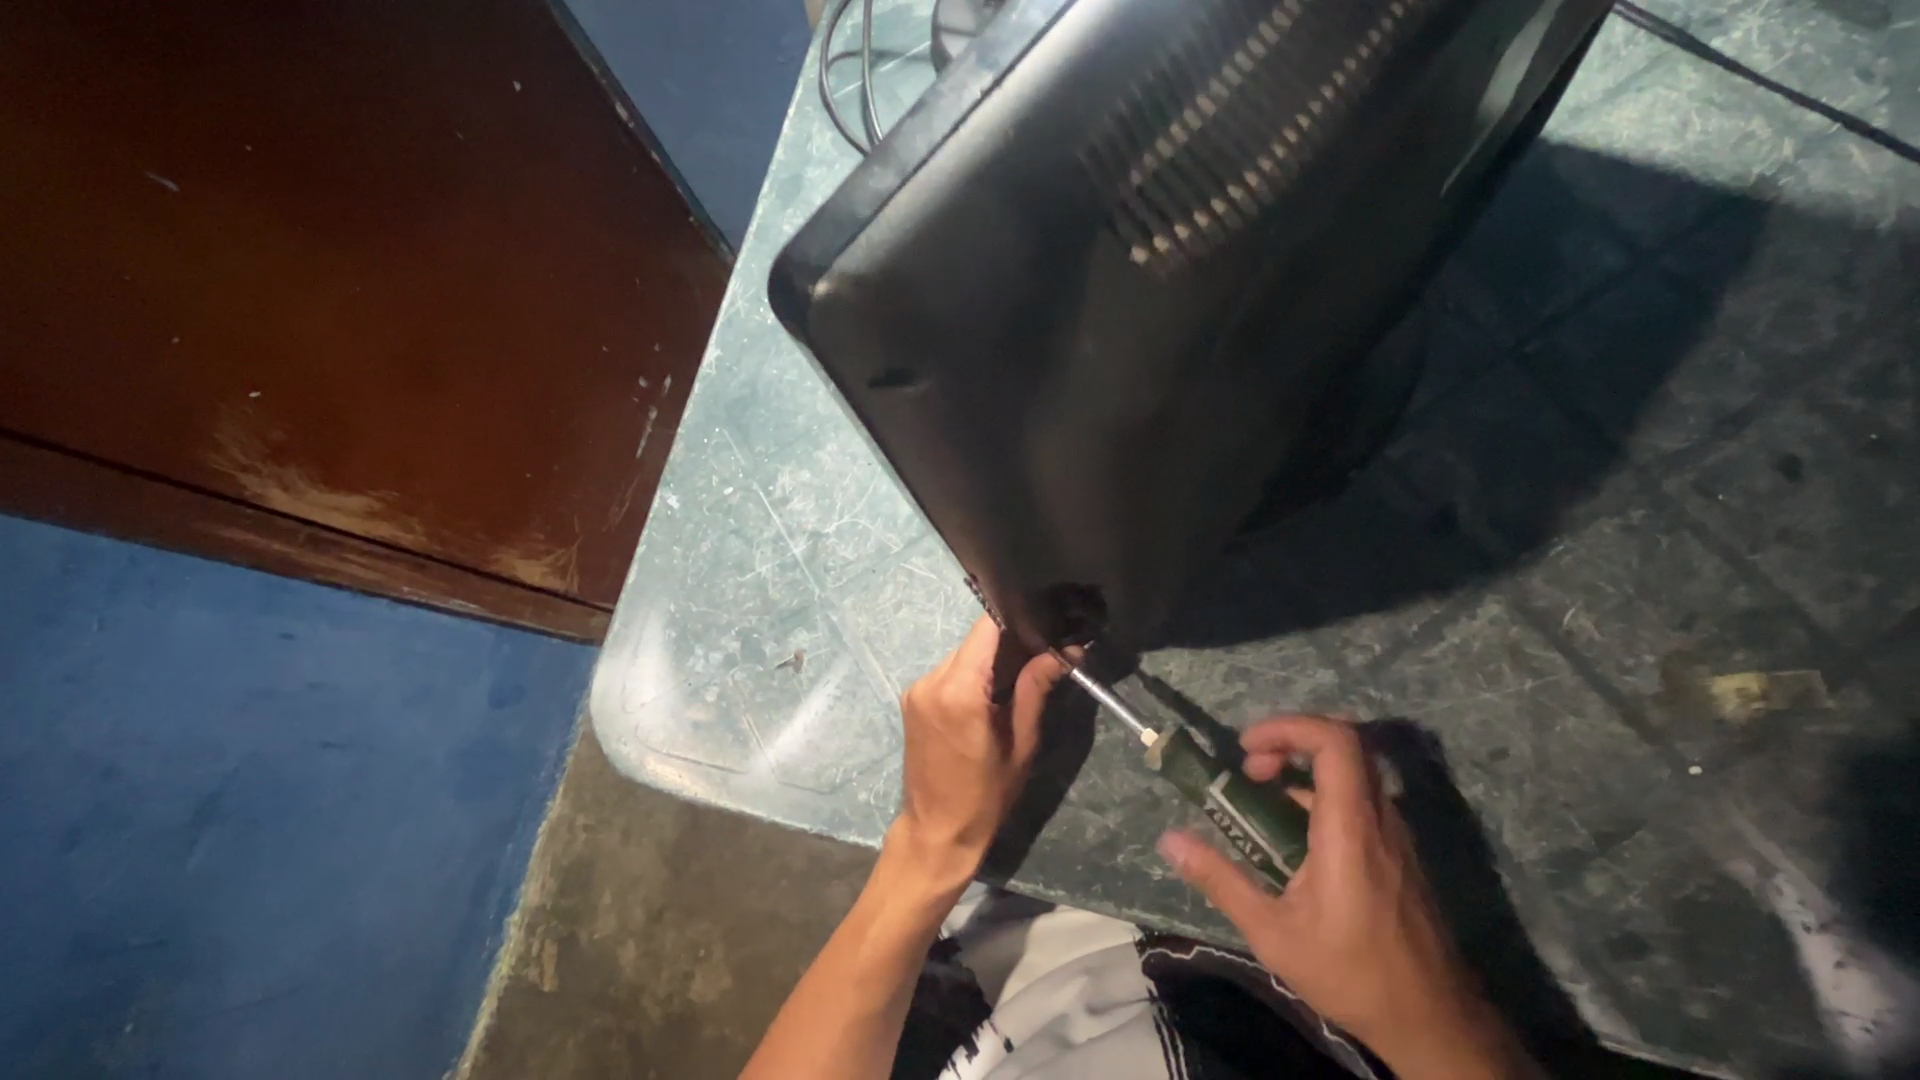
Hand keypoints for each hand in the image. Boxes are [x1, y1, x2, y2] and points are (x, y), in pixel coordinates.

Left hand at [887, 617, 1067, 891]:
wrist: (937, 830)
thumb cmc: (985, 795)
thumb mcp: (1021, 742)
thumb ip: (1036, 688)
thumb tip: (1068, 650)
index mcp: (958, 690)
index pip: (987, 628)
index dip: (1017, 621)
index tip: (1045, 628)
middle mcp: (930, 680)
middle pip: (975, 640)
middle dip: (1008, 643)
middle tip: (1042, 655)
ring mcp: (917, 688)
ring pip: (962, 654)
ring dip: (990, 661)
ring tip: (1019, 677)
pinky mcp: (912, 698)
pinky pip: (948, 672)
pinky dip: (971, 675)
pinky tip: (991, 694)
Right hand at [1156, 715, 1538, 1079]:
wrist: (1434, 1020)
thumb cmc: (1350, 973)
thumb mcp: (1271, 932)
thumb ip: (1220, 879)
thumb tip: (1169, 840)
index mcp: (1350, 828)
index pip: (1334, 741)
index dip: (1288, 727)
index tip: (1247, 749)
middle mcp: (1379, 818)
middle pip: (1345, 742)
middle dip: (1290, 740)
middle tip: (1251, 769)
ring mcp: (1394, 833)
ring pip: (1353, 769)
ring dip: (1303, 768)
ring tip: (1261, 799)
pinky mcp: (1398, 851)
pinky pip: (1360, 797)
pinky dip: (1320, 792)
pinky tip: (1293, 837)